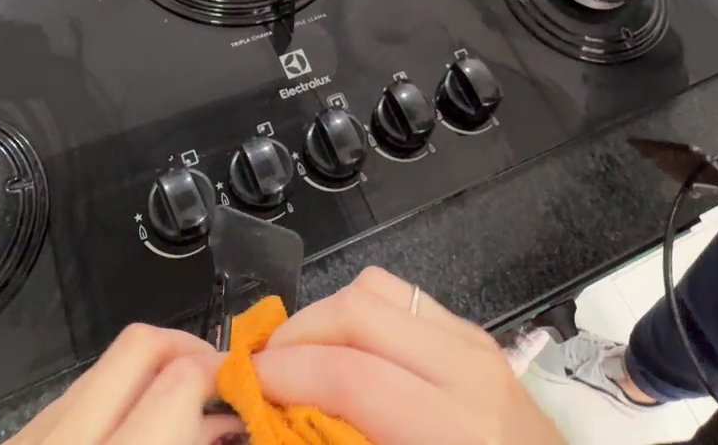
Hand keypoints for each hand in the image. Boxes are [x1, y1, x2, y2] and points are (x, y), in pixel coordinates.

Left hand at [9, 323, 240, 444]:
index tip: (245, 388)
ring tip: (183, 412)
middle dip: (189, 349)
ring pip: (105, 366)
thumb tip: (226, 424)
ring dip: (153, 374)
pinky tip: (135, 431)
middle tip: (218, 382)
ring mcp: (31, 435)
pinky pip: (75, 397)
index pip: (178, 380)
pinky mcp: (16, 438)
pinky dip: (115, 401)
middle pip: (140, 344)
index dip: (221, 373)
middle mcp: (66, 439)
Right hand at [253, 267, 565, 444]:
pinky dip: (356, 314)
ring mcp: (472, 340)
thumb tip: (278, 422)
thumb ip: (342, 441)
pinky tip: (344, 351)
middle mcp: (466, 367)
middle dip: (296, 333)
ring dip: (324, 316)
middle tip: (262, 369)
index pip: (355, 376)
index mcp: (456, 426)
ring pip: (376, 288)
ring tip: (299, 357)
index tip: (245, 386)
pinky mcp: (471, 333)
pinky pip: (399, 297)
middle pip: (360, 309)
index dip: (288, 375)